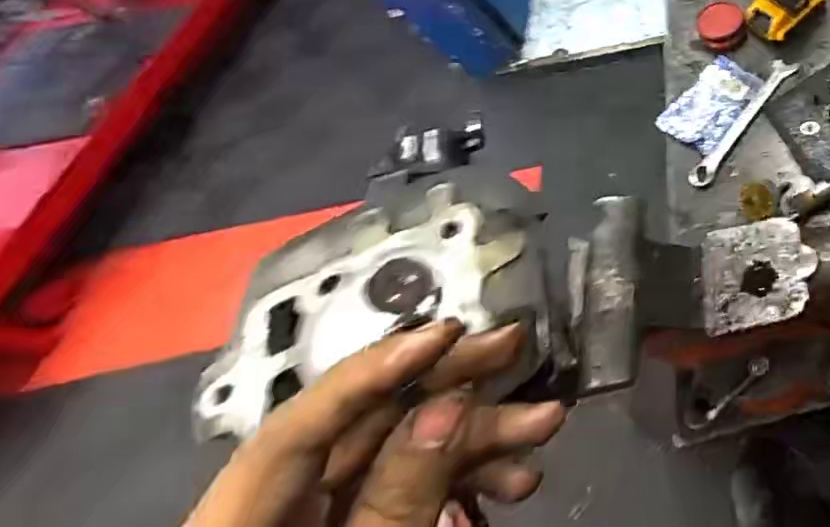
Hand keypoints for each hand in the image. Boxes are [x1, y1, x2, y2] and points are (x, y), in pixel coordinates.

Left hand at [185, 319, 566, 526]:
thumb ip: (397, 502)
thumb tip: (446, 405)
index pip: (293, 431)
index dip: (369, 372)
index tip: (447, 330)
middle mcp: (275, 517)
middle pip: (364, 430)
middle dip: (453, 387)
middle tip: (517, 346)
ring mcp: (324, 524)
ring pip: (406, 454)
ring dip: (482, 436)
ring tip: (546, 426)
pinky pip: (419, 488)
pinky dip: (471, 477)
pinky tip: (517, 479)